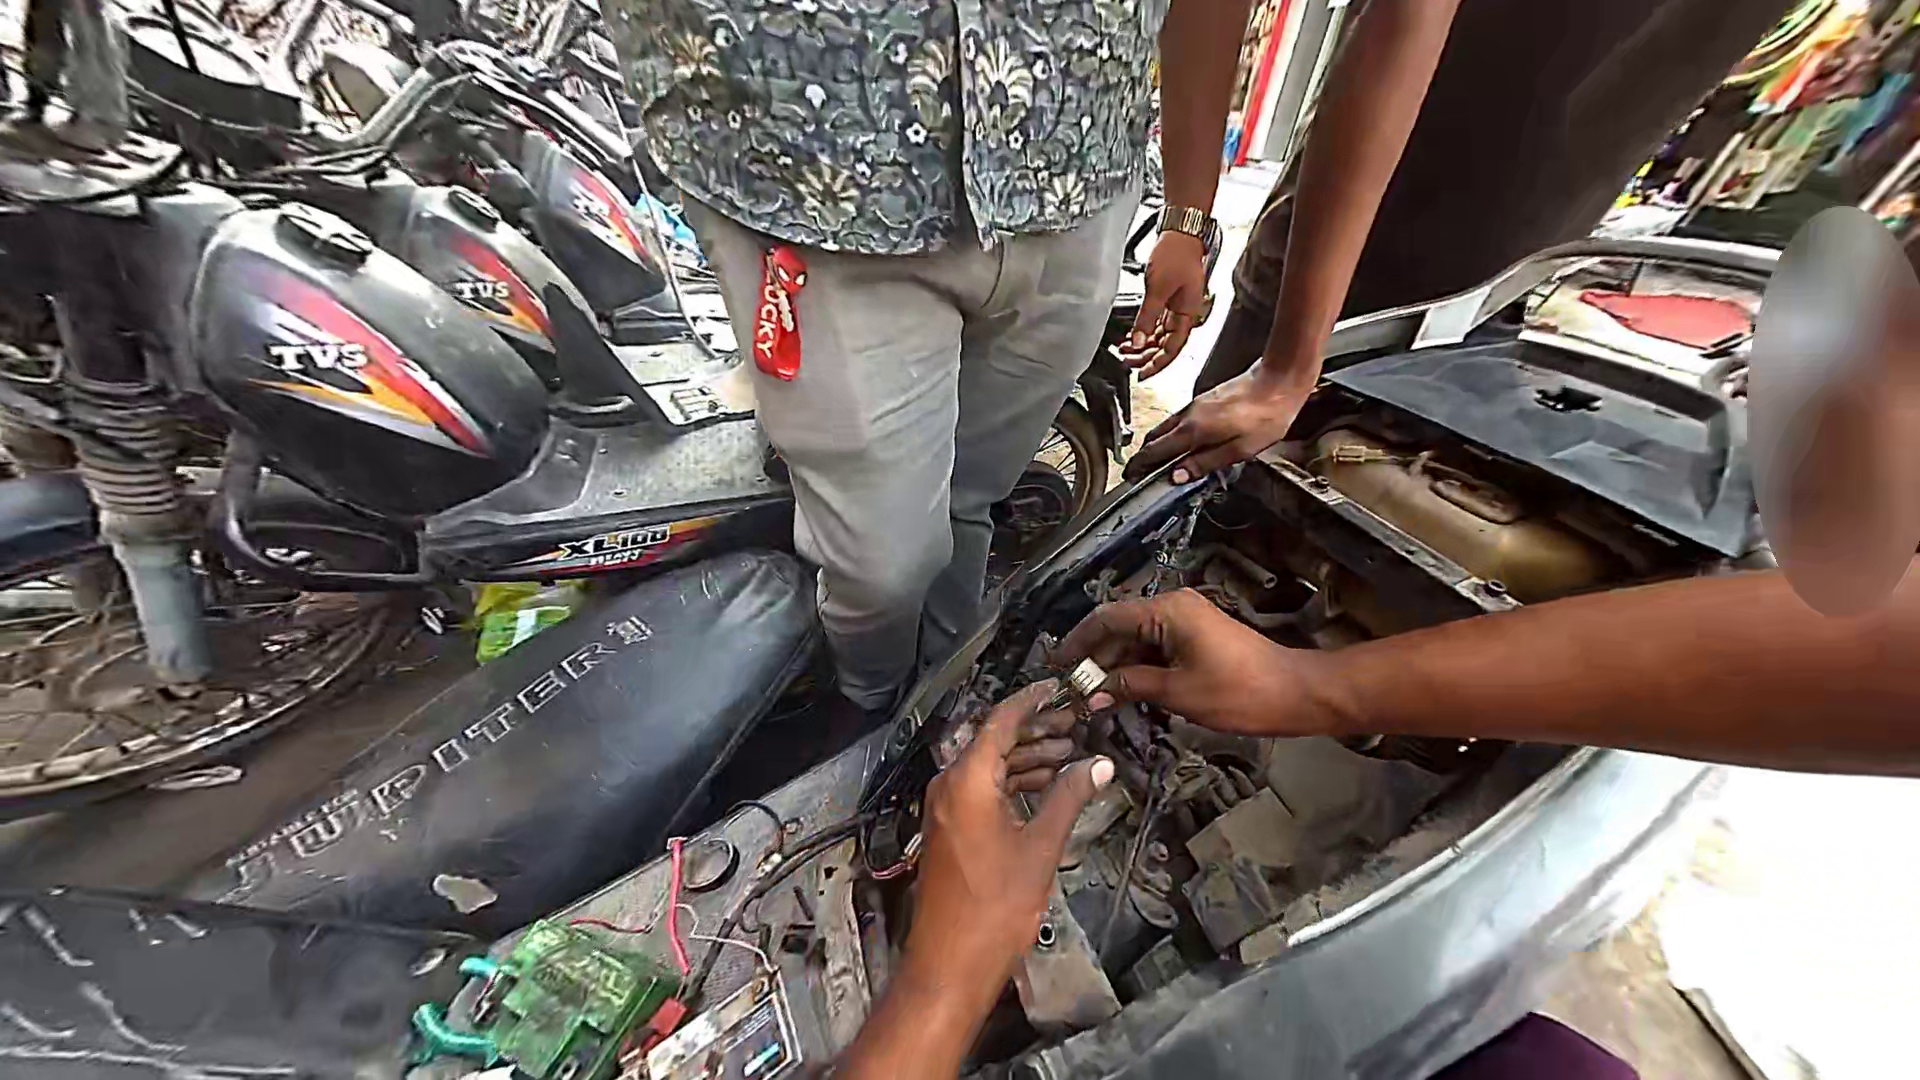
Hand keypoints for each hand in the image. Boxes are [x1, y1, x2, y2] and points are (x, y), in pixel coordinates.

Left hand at [906, 681, 1114, 994]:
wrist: (949, 963)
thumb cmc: (993, 908)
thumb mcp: (1041, 846)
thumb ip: (1069, 797)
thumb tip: (1099, 766)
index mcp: (967, 779)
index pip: (1000, 721)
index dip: (1031, 700)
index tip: (1055, 688)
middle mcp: (950, 783)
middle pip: (994, 739)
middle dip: (1035, 729)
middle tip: (1072, 722)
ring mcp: (946, 804)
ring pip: (989, 764)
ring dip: (1026, 756)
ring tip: (1067, 752)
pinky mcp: (950, 823)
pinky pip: (982, 786)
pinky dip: (1012, 780)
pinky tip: (1043, 784)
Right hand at [1054, 589, 1346, 736]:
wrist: (1298, 693)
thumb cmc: (1240, 692)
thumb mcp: (1177, 691)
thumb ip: (1129, 686)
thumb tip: (1091, 695)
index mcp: (1166, 610)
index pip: (1106, 618)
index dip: (1077, 641)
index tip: (1057, 664)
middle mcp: (1171, 606)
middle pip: (1119, 627)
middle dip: (1095, 657)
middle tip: (1073, 686)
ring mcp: (1184, 619)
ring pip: (1135, 638)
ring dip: (1115, 664)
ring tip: (1093, 693)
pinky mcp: (1194, 634)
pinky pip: (1154, 645)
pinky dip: (1137, 665)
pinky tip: (1122, 689)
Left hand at [1124, 233, 1210, 379]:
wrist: (1179, 232)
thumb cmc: (1176, 254)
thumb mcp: (1158, 290)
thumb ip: (1147, 318)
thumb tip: (1137, 342)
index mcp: (1188, 315)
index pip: (1172, 349)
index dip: (1157, 364)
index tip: (1142, 375)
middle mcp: (1183, 315)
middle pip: (1164, 346)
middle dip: (1145, 356)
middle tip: (1127, 362)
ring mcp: (1175, 308)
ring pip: (1158, 336)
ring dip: (1141, 345)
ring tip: (1124, 351)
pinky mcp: (1167, 301)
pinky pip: (1154, 324)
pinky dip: (1142, 332)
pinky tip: (1130, 337)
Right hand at [1124, 361, 1315, 481]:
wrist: (1280, 380)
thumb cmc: (1266, 415)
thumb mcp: (1239, 450)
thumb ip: (1205, 463)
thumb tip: (1177, 475)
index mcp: (1193, 431)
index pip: (1153, 451)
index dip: (1139, 466)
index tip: (1131, 477)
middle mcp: (1187, 416)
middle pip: (1152, 439)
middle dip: (1143, 457)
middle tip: (1140, 473)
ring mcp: (1193, 406)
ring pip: (1163, 428)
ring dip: (1155, 446)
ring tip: (1158, 462)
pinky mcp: (1202, 401)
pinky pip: (1175, 421)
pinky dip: (1169, 435)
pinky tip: (1180, 444)